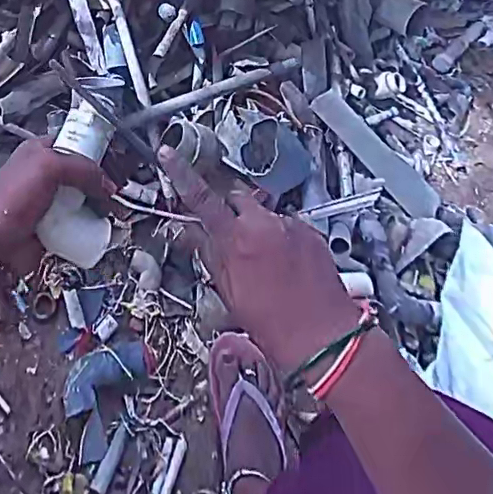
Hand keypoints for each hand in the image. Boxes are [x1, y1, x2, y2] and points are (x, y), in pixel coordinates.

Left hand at [0, 139, 114, 273]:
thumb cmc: (9, 201)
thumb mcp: (47, 167)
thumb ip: (82, 168)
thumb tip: (107, 183)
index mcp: (40, 150)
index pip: (76, 142)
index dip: (98, 149)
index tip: (118, 158)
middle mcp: (45, 173)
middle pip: (85, 172)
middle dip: (103, 180)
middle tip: (118, 187)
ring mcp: (50, 201)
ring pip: (85, 198)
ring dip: (100, 204)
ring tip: (114, 209)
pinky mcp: (54, 226)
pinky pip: (80, 222)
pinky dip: (91, 225)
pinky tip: (101, 226)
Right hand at [159, 145, 361, 371]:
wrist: (324, 338)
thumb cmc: (273, 324)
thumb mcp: (228, 291)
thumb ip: (207, 253)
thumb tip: (188, 232)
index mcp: (236, 239)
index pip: (201, 198)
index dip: (181, 173)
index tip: (168, 155)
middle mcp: (263, 223)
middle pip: (237, 197)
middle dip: (230, 210)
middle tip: (230, 236)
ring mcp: (290, 225)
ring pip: (264, 212)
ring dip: (258, 226)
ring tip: (264, 261)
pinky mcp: (310, 231)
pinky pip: (288, 223)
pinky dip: (281, 236)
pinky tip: (285, 263)